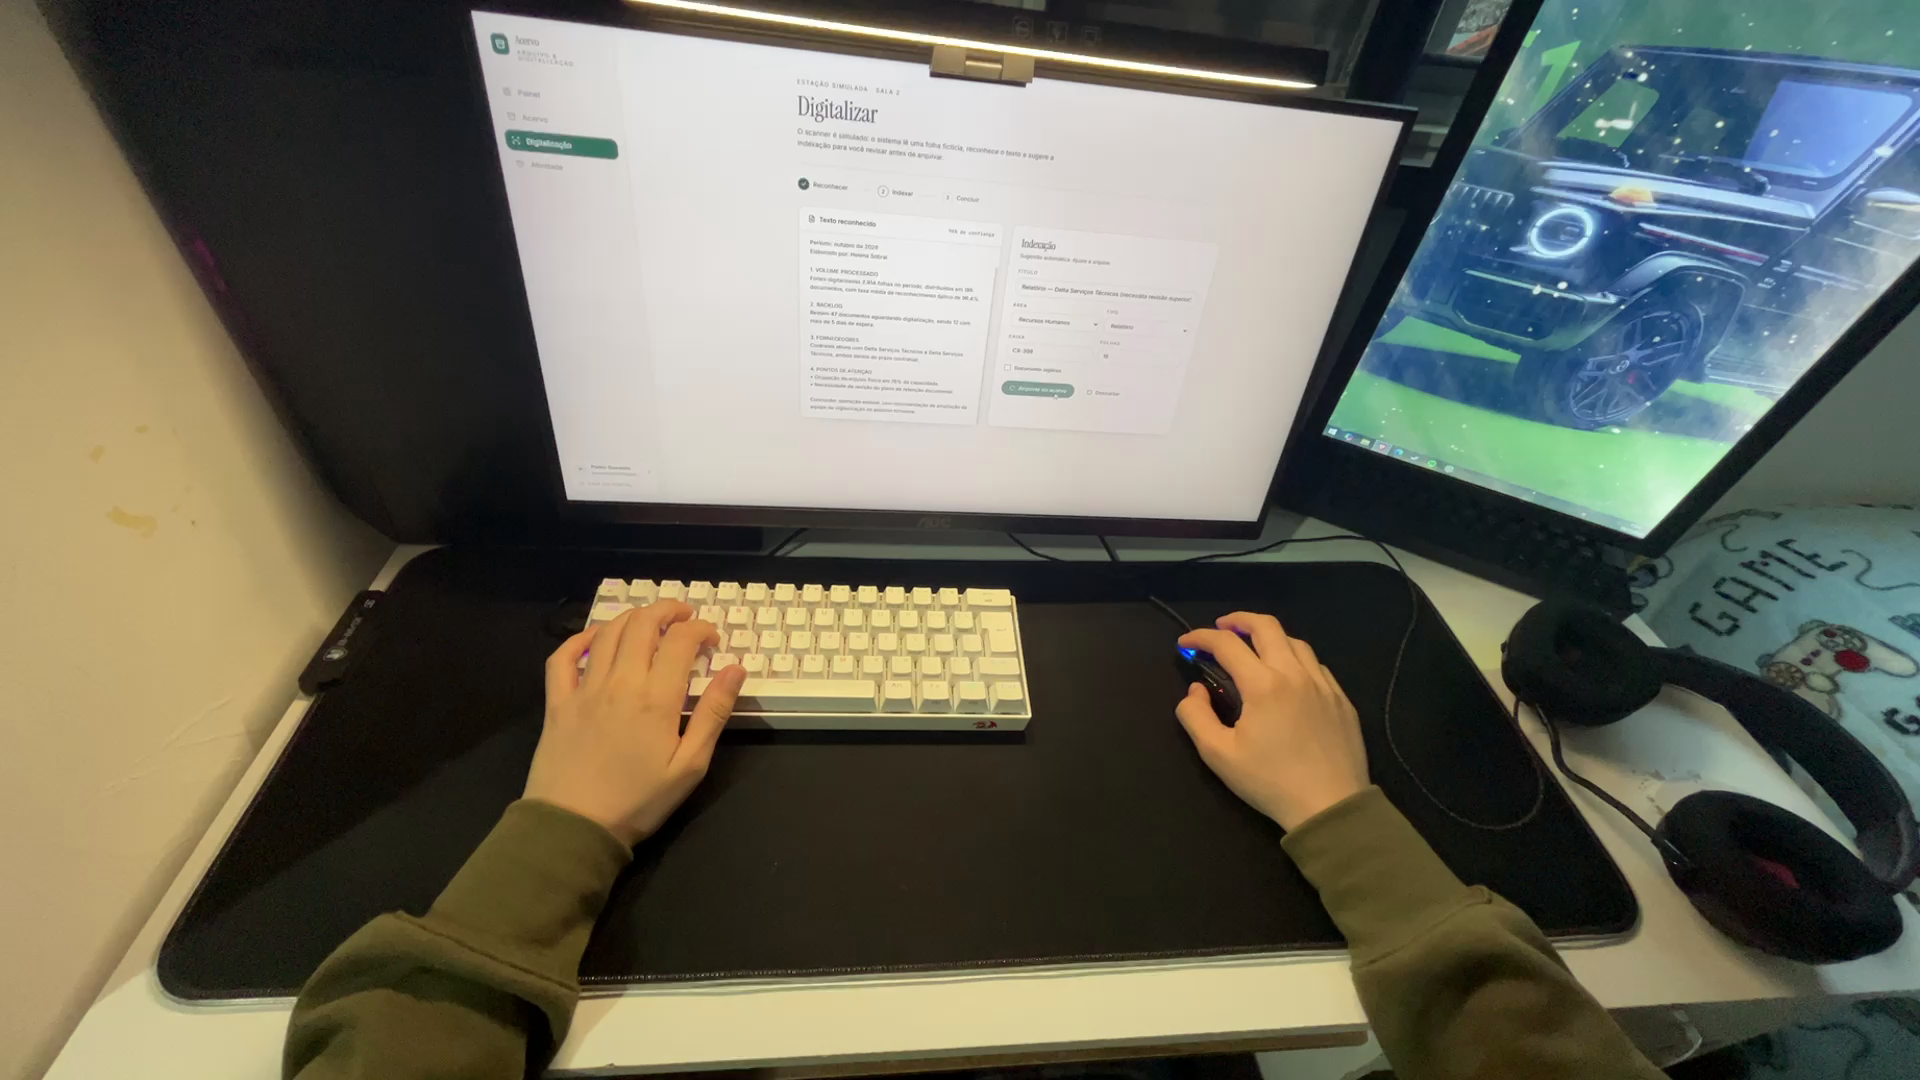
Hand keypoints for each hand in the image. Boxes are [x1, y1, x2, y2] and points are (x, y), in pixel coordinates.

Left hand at [525, 600, 746, 844]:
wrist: (572, 829)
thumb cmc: (638, 801)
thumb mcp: (690, 764)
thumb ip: (714, 713)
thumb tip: (736, 670)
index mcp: (656, 697)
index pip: (681, 640)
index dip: (701, 629)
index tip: (713, 640)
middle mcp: (620, 682)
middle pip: (643, 624)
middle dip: (668, 610)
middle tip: (685, 615)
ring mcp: (584, 689)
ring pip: (607, 633)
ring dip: (633, 617)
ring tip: (651, 620)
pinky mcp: (557, 703)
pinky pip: (562, 658)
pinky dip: (580, 639)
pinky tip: (595, 638)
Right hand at [1174, 612, 1367, 830]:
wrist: (1331, 807)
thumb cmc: (1270, 781)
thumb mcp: (1217, 754)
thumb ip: (1195, 715)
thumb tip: (1196, 690)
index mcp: (1263, 684)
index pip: (1226, 644)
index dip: (1200, 637)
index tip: (1185, 644)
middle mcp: (1295, 674)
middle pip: (1266, 626)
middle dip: (1237, 620)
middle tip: (1220, 628)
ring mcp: (1323, 685)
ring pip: (1294, 642)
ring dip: (1268, 637)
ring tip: (1253, 648)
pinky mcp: (1341, 700)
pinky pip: (1316, 665)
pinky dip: (1294, 658)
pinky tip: (1287, 675)